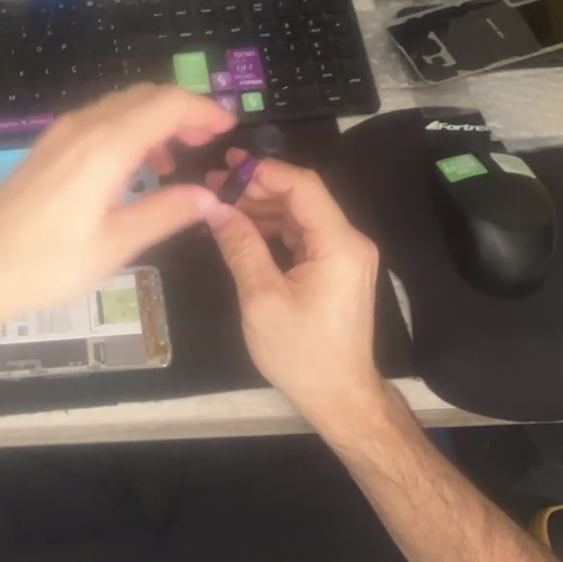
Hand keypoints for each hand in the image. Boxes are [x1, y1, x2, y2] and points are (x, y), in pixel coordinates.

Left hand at [0, 85, 235, 349]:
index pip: (168, 104)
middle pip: (144, 97)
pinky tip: (130, 169)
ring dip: (152, 121)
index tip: (229, 128)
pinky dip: (125, 132)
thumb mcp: (115, 245)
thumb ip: (165, 213)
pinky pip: (96, 123)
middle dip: (182, 111)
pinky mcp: (44, 150)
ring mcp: (58, 136)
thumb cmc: (46, 264)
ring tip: (173, 159)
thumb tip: (211, 200)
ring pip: (118, 107)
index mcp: (106, 145)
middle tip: (208, 142)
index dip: (204, 109)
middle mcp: (82, 128)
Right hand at [204, 153, 387, 438]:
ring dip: (262, 208)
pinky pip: (303, 236)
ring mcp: (344, 255)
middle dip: (258, 187)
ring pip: (300, 215)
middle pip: (302, 197)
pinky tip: (242, 229)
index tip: (226, 166)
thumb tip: (213, 207)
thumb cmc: (301, 352)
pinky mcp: (335, 269)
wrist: (338, 395)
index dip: (264, 171)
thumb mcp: (262, 298)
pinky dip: (273, 229)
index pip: (304, 187)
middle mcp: (349, 242)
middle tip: (214, 184)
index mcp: (338, 245)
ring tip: (221, 206)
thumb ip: (240, 246)